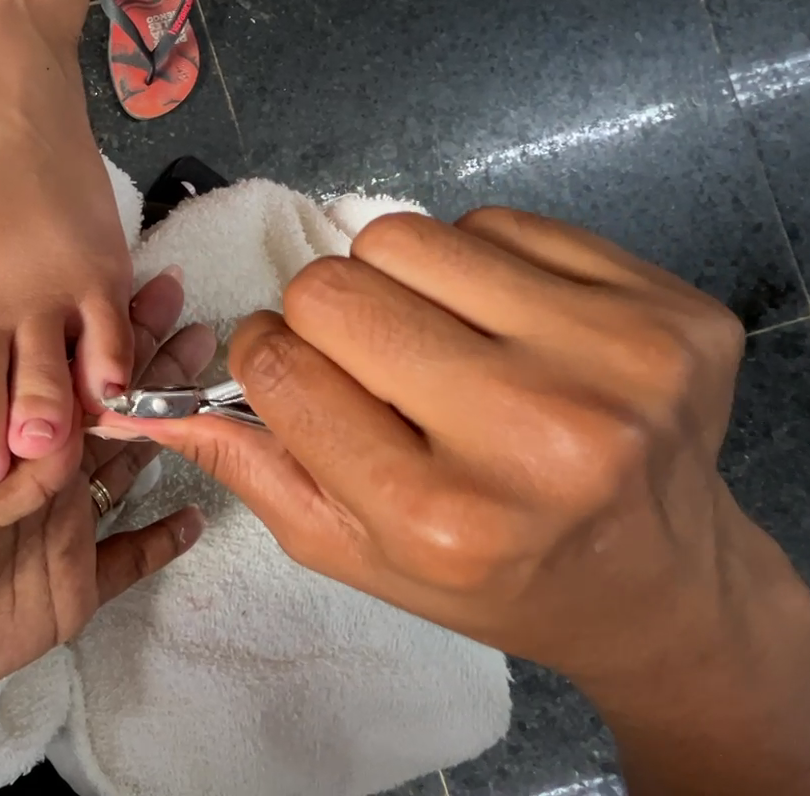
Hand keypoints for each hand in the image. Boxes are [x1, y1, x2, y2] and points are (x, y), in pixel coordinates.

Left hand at [0, 271, 208, 732]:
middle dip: (151, 368)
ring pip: (126, 468)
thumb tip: (57, 440)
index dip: (107, 339)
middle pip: (108, 412)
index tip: (147, 293)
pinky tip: (195, 516)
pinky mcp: (74, 590)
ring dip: (168, 430)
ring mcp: (60, 530)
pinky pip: (129, 561)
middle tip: (199, 325)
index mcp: (2, 448)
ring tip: (207, 388)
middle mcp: (38, 478)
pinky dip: (160, 541)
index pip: (64, 381)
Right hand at [130, 209, 809, 791]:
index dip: (262, 357)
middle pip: (329, 288)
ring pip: (402, 235)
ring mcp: (622, 361)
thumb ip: (239, 461)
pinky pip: (494, 221)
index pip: (274, 363)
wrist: (662, 588)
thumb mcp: (339, 544)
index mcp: (439, 513)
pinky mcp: (673, 307)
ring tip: (433, 336)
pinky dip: (472, 262)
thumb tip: (136, 403)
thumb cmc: (476, 573)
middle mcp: (540, 435)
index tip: (294, 375)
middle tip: (366, 359)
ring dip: (389, 279)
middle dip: (320, 316)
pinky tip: (504, 323)